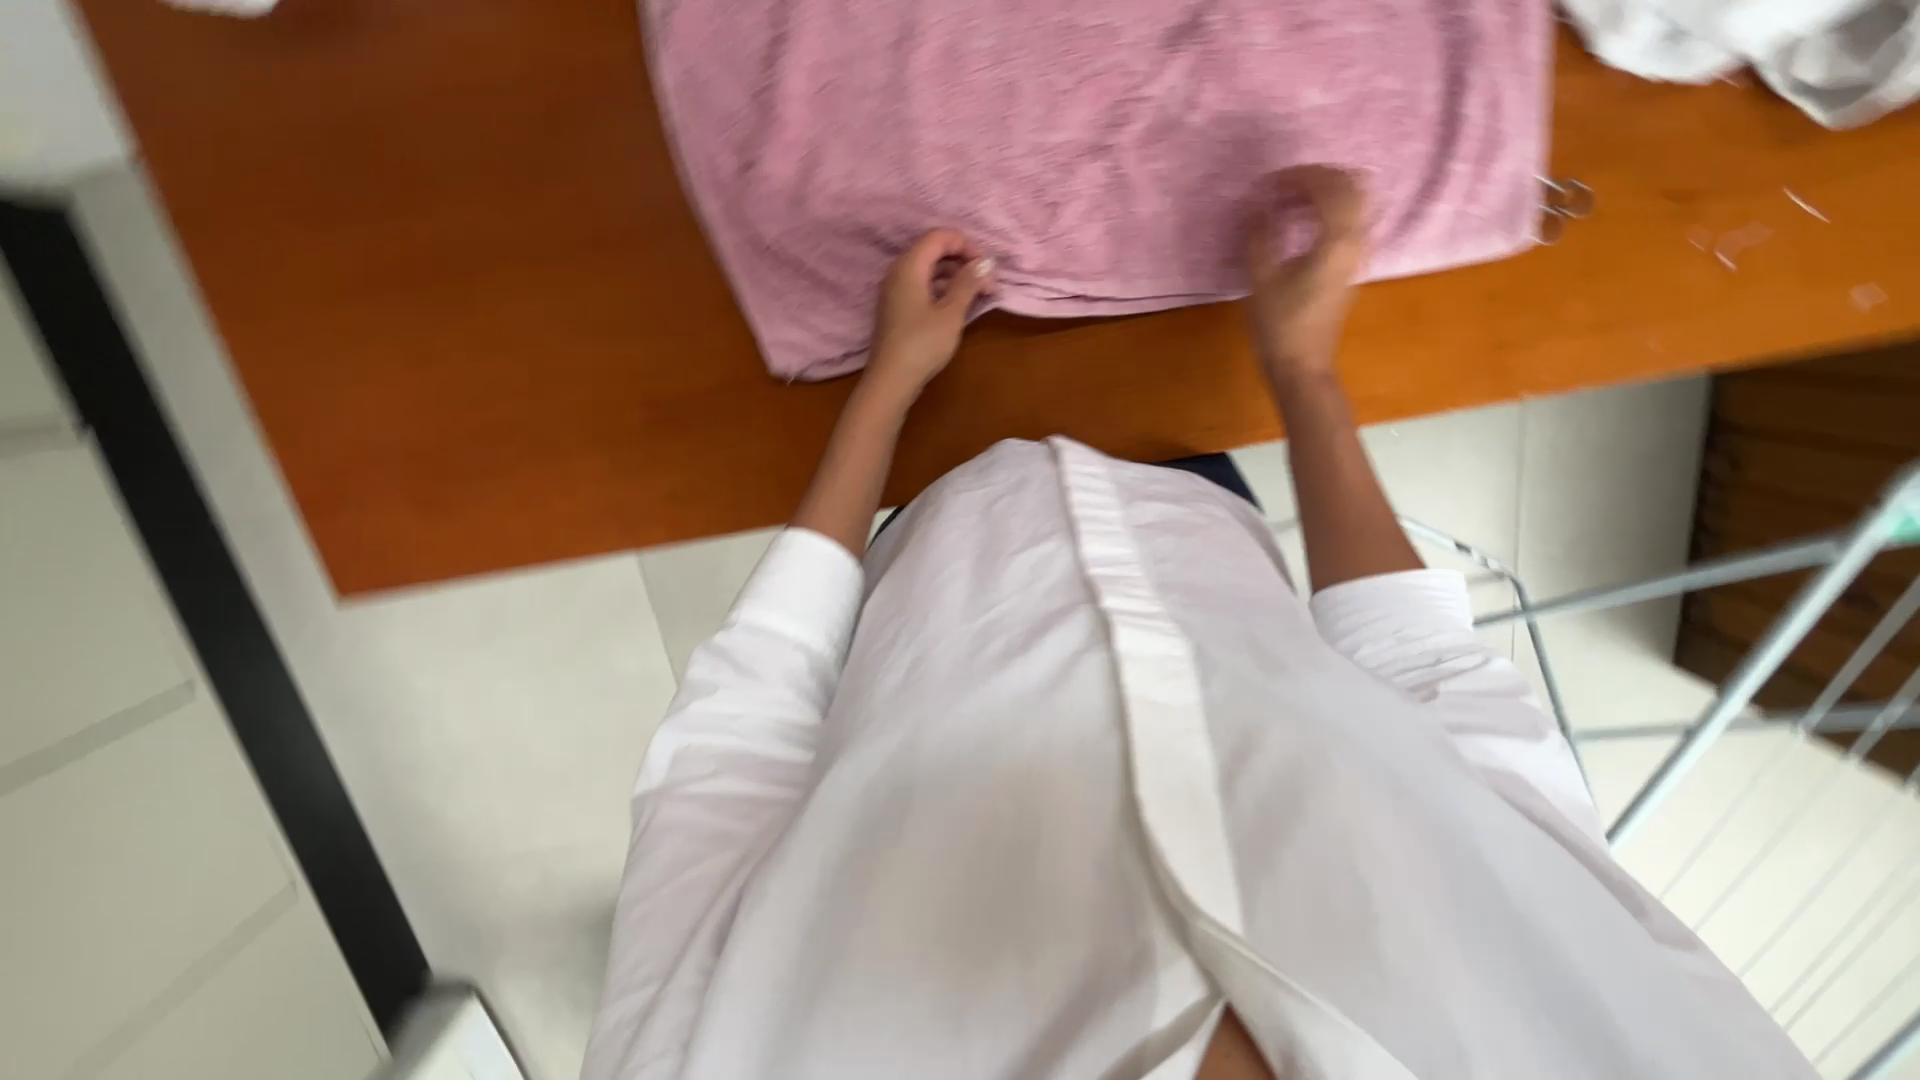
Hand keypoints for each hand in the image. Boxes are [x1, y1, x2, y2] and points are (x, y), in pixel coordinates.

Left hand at [866, 228, 996, 396]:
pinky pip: (921, 288)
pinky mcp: (896, 309)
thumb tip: (985, 262)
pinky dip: (941, 291)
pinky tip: (957, 307)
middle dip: (963, 263)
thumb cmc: (922, 344)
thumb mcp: (951, 313)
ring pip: (928, 272)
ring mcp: (894, 291)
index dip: (966, 245)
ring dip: (954, 279)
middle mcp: (898, 272)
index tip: (986, 268)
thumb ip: (968, 283)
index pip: (939, 237)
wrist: (891, 380)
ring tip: (978, 297)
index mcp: (909, 266)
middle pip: (933, 252)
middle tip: (987, 285)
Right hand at [1245, 166, 1368, 381]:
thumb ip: (1260, 234)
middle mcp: (1356, 240)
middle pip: (1351, 186)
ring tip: (1290, 203)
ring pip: (1355, 203)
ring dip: (1325, 193)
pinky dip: (1329, 211)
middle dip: (1317, 178)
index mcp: (1336, 240)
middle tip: (1283, 186)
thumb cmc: (1279, 325)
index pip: (1329, 187)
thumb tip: (1258, 203)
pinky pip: (1350, 221)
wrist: (1302, 364)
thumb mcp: (1261, 278)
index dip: (1299, 176)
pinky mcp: (1351, 265)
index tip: (1269, 183)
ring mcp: (1358, 253)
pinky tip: (1301, 225)